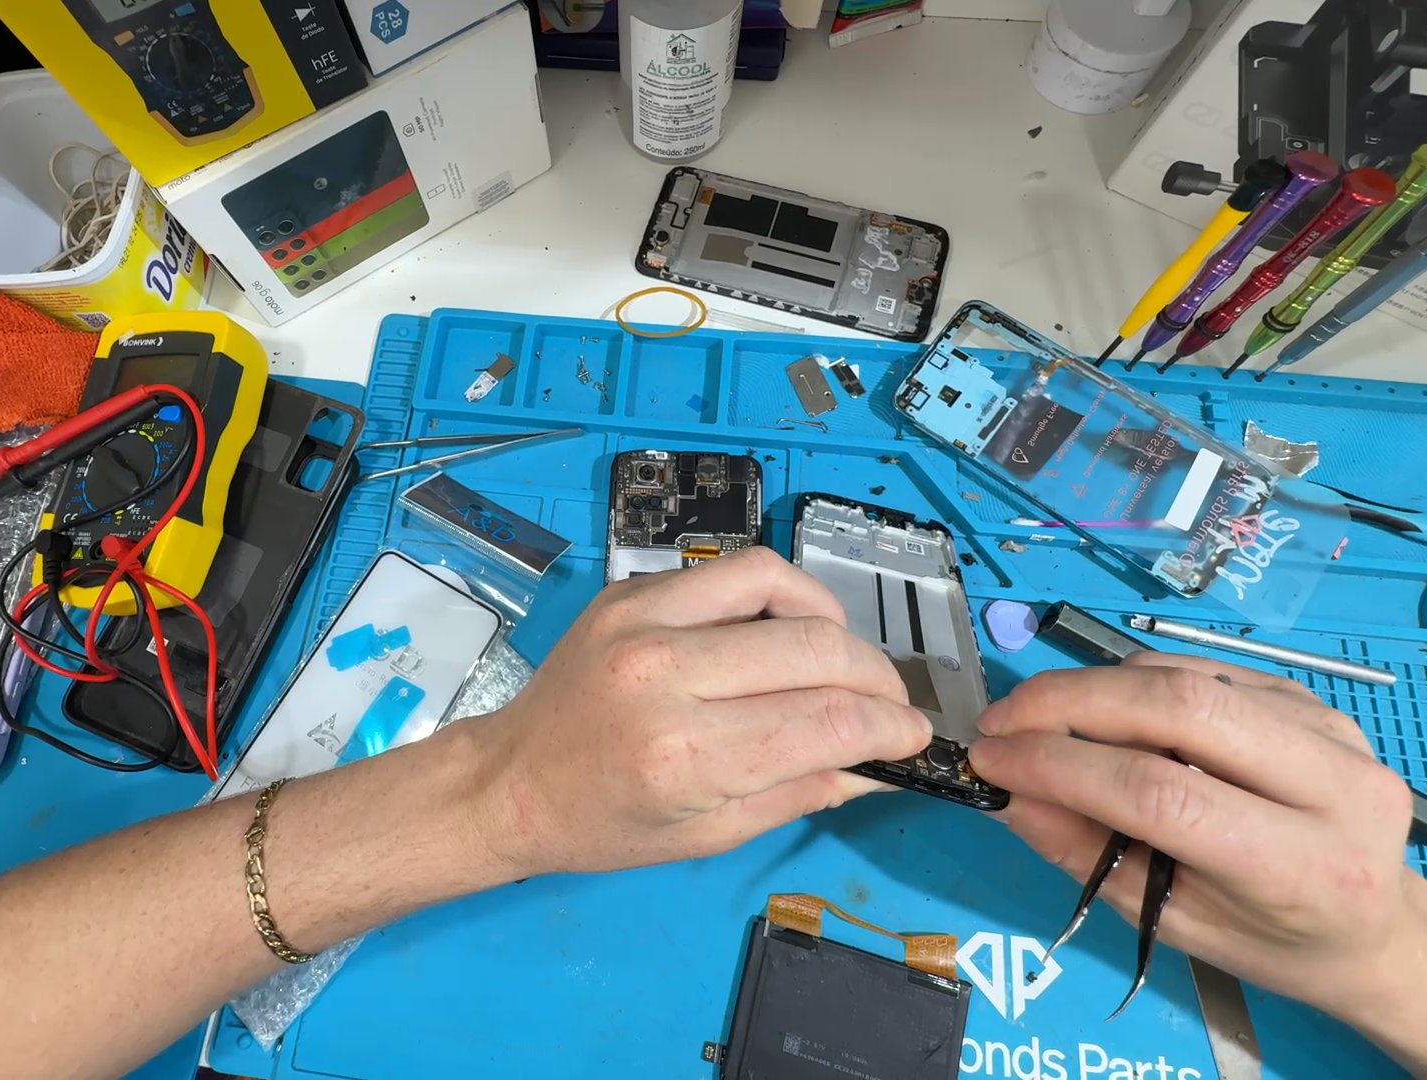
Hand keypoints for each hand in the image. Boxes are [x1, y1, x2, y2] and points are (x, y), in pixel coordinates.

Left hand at [465, 547, 931, 876]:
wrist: (513, 778)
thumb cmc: (603, 824)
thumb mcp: (708, 834)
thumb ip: (801, 791)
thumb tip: (877, 763)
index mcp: (683, 754)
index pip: (826, 721)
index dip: (890, 728)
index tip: (912, 737)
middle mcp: (664, 673)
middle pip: (814, 647)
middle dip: (876, 678)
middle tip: (888, 704)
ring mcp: (640, 618)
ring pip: (775, 584)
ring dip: (830, 619)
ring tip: (839, 657)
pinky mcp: (628, 591)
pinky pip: (726, 571)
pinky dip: (775, 593)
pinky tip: (780, 627)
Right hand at [966, 651, 1426, 1019]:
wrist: (1381, 927)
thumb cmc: (1268, 939)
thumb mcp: (1164, 918)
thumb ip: (1078, 849)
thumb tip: (1003, 789)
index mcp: (1305, 868)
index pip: (1158, 793)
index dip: (1057, 766)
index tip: (987, 760)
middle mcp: (1335, 785)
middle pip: (1174, 707)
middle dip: (1063, 702)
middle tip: (999, 721)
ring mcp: (1325, 728)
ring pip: (1174, 676)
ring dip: (1081, 689)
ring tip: (1035, 718)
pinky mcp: (1303, 696)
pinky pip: (1186, 668)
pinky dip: (1118, 681)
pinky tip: (1099, 714)